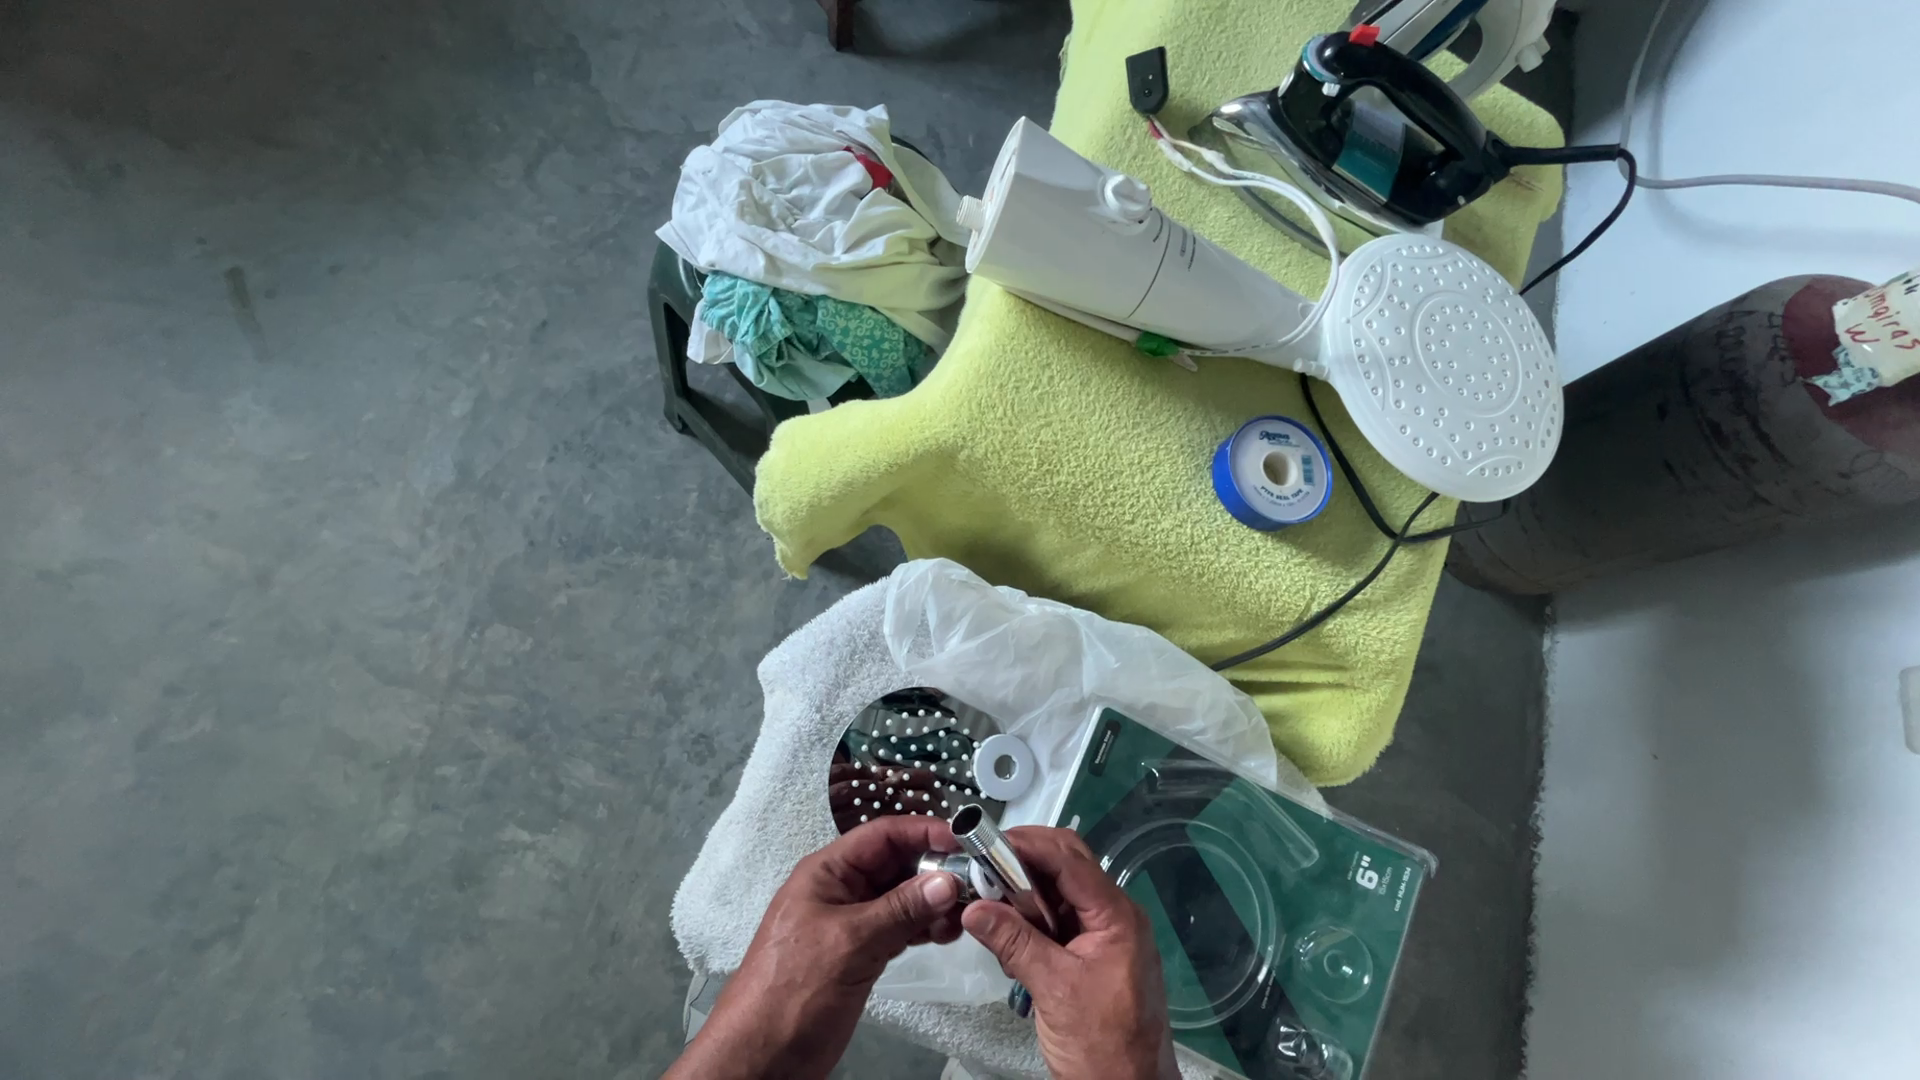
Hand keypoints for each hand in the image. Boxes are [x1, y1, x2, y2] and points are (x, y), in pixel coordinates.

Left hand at [666, 815, 964, 1079]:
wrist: (760, 1059)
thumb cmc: (795, 987)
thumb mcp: (850, 942)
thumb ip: (901, 909)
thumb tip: (948, 880)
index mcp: (829, 870)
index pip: (882, 835)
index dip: (922, 831)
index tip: (963, 840)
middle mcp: (842, 888)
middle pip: (896, 864)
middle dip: (934, 869)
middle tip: (974, 883)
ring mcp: (852, 921)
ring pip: (902, 897)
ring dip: (933, 901)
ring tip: (964, 916)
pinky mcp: (861, 952)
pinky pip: (899, 926)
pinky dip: (923, 927)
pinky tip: (946, 934)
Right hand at [962, 827, 1177, 1079]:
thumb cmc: (1102, 1045)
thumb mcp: (1054, 990)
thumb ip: (1014, 943)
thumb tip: (972, 909)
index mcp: (1116, 915)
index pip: (1070, 860)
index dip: (1030, 844)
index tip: (989, 841)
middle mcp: (1113, 915)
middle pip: (1066, 867)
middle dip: (1024, 863)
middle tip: (984, 867)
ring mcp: (1103, 935)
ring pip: (1058, 892)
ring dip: (1024, 894)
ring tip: (990, 903)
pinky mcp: (1090, 954)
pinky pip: (1057, 921)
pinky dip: (1031, 921)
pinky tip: (1008, 936)